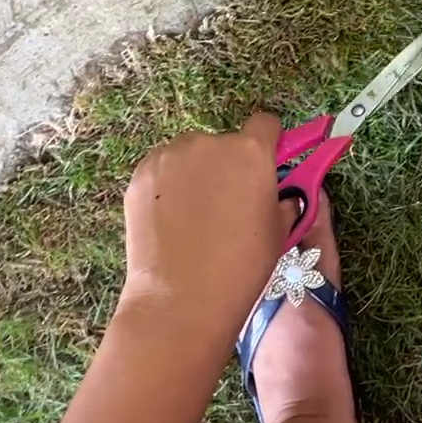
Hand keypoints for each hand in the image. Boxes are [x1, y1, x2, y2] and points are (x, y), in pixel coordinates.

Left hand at [119, 113, 284, 334]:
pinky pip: (162, 170)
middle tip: (225, 203)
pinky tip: (169, 220)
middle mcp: (211, 143)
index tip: (263, 163)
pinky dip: (167, 186)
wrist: (181, 298)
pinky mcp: (141, 175)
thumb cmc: (241, 266)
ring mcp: (171, 156)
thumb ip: (281, 199)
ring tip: (191, 215)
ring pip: (190, 155)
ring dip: (195, 172)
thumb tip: (278, 195)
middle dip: (227, 165)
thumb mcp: (279, 230)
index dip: (268, 142)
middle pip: (224, 143)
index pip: (265, 124)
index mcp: (252, 152)